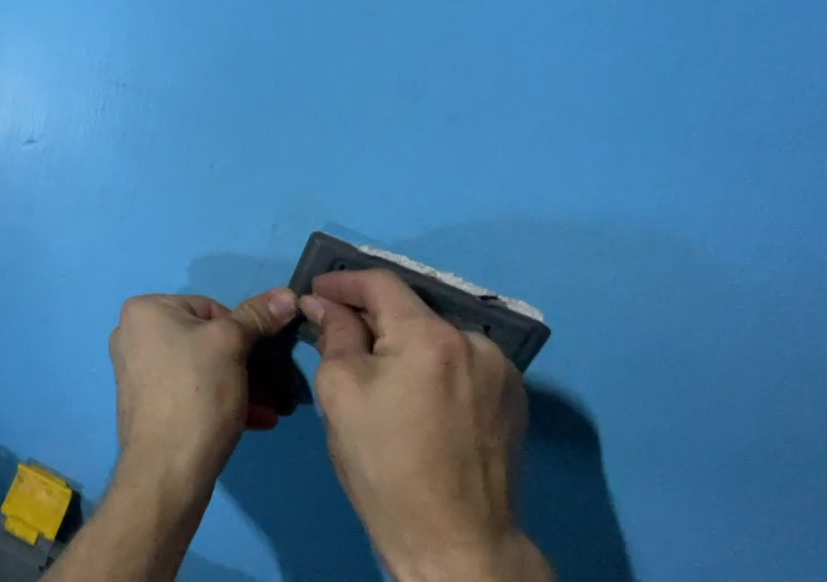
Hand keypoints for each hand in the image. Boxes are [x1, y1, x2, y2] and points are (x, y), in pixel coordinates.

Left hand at [107, 289, 299, 494]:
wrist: (167, 470)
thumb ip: (258, 317)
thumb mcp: (232, 345)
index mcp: (144, 310)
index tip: (259, 358)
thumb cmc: (197, 392)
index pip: (209, 308)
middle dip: (244, 364)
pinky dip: (220, 400)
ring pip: (201, 368)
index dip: (240, 332)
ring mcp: (136, 371)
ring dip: (238, 384)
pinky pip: (190, 391)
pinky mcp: (146, 404)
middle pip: (205, 340)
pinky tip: (255, 421)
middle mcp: (132, 334)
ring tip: (270, 409)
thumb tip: (287, 293)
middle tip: (274, 387)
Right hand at [300, 271, 551, 581]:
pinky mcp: (512, 401)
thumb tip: (323, 304)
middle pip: (410, 310)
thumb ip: (335, 335)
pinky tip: (411, 392)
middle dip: (369, 317)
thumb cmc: (386, 466)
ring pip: (435, 338)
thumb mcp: (341, 393)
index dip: (342, 282)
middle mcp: (474, 343)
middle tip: (334, 332)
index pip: (380, 283)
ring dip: (401, 342)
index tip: (315, 291)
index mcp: (430, 336)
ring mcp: (500, 373)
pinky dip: (429, 365)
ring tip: (373, 368)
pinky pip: (459, 363)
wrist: (456, 544)